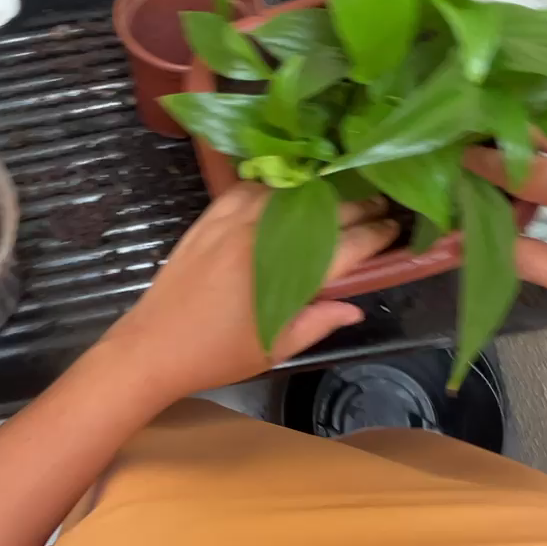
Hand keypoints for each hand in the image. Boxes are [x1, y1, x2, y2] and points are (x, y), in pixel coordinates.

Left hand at [96, 185, 396, 402]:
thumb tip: (355, 309)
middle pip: (320, 213)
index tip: (395, 230)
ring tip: (338, 198)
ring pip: (286, 193)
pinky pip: (247, 191)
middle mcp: (261, 237)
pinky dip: (272, 189)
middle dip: (356, 210)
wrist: (151, 348)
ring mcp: (230, 223)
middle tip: (379, 209)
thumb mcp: (274, 347)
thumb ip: (318, 322)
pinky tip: (285, 193)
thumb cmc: (215, 356)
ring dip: (317, 193)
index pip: (345, 246)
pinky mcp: (206, 220)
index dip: (376, 236)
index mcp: (283, 273)